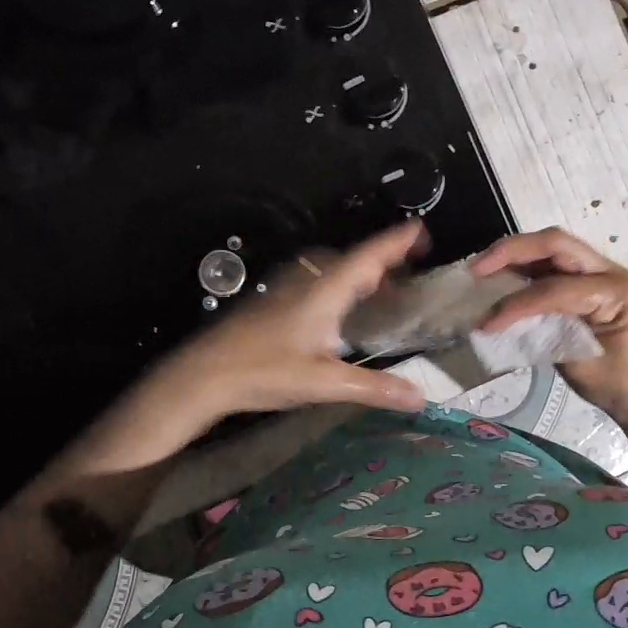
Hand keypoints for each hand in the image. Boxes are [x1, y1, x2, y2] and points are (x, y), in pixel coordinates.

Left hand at [19, 223, 430, 523]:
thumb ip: (373, 388)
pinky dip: (339, 287)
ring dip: (359, 274)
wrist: (204, 374)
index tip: (422, 230)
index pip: (369, 256)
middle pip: (353, 259)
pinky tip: (340, 315)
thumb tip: (419, 396)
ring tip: (381, 292)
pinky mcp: (274, 302)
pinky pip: (317, 282)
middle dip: (384, 260)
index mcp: (326, 290)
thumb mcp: (324, 383)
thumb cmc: (264, 371)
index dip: (397, 241)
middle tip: (410, 273)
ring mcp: (287, 289)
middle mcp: (308, 281)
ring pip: (332, 270)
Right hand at [469, 227, 627, 430]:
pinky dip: (524, 265)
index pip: (555, 289)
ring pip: (553, 246)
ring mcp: (601, 271)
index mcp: (615, 293)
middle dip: (511, 251)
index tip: (485, 324)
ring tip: (482, 269)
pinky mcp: (589, 278)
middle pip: (556, 244)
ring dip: (515, 253)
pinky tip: (501, 276)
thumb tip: (499, 321)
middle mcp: (611, 271)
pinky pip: (554, 261)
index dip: (515, 304)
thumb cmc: (616, 383)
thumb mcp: (577, 362)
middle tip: (476, 269)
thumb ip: (543, 332)